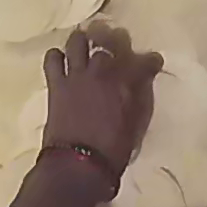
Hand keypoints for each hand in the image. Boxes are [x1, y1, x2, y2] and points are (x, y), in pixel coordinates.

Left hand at [41, 24, 162, 174]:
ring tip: (86, 43)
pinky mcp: (56, 84)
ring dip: (84, 41)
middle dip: (116, 43)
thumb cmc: (113, 151)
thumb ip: (139, 99)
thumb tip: (141, 84)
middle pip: (110, 45)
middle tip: (117, 48)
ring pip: (78, 42)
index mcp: (126, 83)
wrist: (78, 165)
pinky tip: (62, 61)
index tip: (153, 61)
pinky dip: (57, 56)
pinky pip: (52, 59)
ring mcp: (77, 75)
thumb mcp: (136, 125)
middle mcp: (102, 72)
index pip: (144, 61)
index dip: (150, 60)